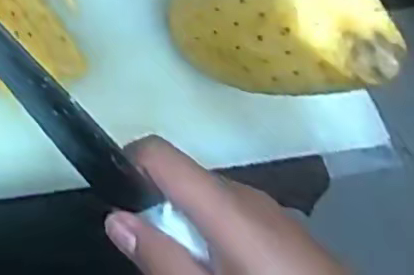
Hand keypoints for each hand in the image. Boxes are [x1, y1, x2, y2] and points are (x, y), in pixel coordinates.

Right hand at [104, 137, 348, 274]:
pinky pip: (240, 222)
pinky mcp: (297, 239)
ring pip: (211, 203)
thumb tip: (115, 217)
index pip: (157, 151)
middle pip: (183, 180)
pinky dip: (224, 242)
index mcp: (226, 206)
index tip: (124, 210)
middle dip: (162, 212)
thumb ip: (163, 259)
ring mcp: (278, 217)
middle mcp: (249, 197)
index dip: (129, 168)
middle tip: (166, 264)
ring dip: (193, 231)